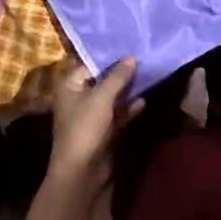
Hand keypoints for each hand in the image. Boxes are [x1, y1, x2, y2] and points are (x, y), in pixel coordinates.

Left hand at [49, 58, 142, 183]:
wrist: (81, 172)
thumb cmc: (85, 128)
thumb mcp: (102, 98)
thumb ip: (117, 76)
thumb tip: (131, 56)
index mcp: (71, 87)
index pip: (90, 65)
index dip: (110, 57)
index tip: (130, 47)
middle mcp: (80, 99)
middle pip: (103, 81)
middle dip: (122, 73)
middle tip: (144, 58)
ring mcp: (92, 116)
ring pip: (112, 98)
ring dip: (128, 90)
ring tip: (148, 76)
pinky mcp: (104, 132)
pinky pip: (118, 115)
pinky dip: (129, 109)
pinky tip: (143, 101)